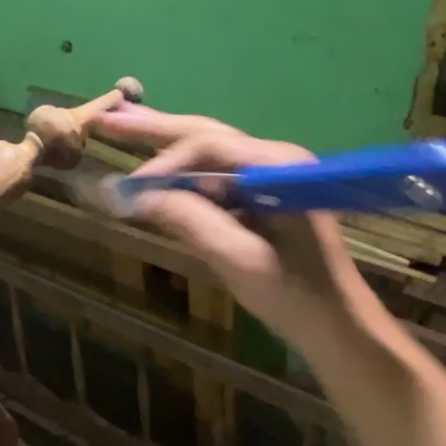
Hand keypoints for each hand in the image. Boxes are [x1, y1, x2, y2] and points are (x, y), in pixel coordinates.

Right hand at [94, 106, 370, 341]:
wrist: (340, 329)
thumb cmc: (295, 296)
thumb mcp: (238, 258)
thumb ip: (185, 218)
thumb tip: (123, 193)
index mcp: (277, 166)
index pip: (207, 145)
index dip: (161, 164)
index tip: (125, 189)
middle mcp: (273, 159)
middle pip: (203, 135)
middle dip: (153, 129)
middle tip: (105, 117)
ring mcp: (268, 177)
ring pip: (205, 151)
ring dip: (162, 143)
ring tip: (118, 126)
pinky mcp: (260, 198)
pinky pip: (212, 176)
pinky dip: (178, 172)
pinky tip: (151, 169)